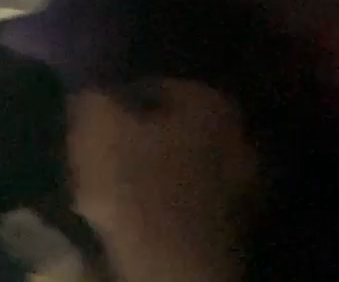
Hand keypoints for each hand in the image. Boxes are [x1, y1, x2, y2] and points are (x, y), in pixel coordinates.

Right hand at [69, 80, 256, 281]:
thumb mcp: (93, 115)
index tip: (98, 99)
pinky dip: (164, 185)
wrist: (169, 257)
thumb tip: (95, 85)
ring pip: (186, 156)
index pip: (165, 81)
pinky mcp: (233, 222)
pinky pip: (190, 188)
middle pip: (180, 121)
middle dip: (145, 123)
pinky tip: (133, 190)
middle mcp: (241, 141)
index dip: (127, 87)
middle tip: (105, 128)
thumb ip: (95, 90)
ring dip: (154, 157)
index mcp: (213, 109)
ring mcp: (245, 186)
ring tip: (113, 161)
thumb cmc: (131, 175)